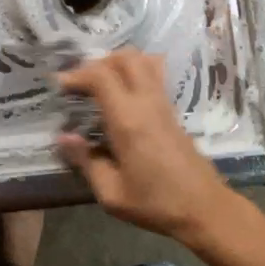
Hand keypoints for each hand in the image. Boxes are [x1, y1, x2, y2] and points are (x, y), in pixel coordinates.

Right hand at [55, 49, 241, 246]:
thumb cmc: (155, 203)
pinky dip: (134, 72)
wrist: (204, 208)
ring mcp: (163, 103)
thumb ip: (85, 161)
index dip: (77, 74)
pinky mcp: (173, 110)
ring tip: (101, 84)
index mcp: (128, 120)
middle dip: (98, 62)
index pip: (101, 76)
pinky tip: (123, 95)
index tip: (60, 86)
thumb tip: (64, 137)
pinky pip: (154, 75)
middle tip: (82, 83)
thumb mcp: (111, 193)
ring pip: (143, 61)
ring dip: (118, 64)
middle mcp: (147, 102)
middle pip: (125, 57)